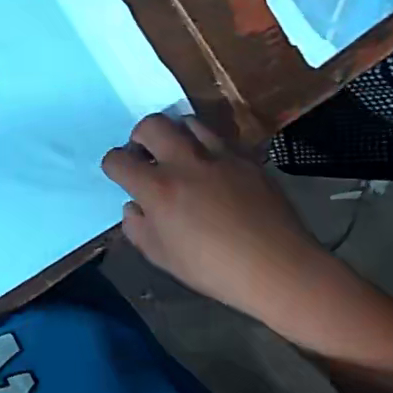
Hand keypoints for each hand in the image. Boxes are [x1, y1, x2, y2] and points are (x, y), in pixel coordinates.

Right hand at [102, 115, 342, 319]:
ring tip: (179, 153)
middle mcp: (185, 163)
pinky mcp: (247, 158)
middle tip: (146, 154)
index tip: (119, 174)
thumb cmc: (215, 270)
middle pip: (151, 125)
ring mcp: (219, 156)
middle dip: (139, 136)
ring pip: (188, 122)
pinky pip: (219, 138)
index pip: (118, 160)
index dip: (113, 165)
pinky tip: (212, 166)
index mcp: (158, 189)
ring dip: (176, 134)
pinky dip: (207, 145)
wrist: (279, 268)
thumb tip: (134, 206)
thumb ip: (138, 228)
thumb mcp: (163, 258)